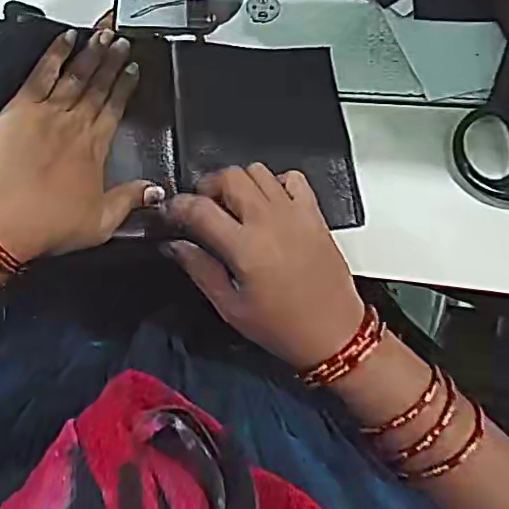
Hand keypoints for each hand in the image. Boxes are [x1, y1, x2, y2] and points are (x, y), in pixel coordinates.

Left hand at [0, 27, 162, 263]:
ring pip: (75, 74)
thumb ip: (129, 202)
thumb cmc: (44, 224)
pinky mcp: (19, 108)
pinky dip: (55, 53)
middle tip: (121, 42)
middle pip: (98, 85)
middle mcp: (74, 124)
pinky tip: (65, 39)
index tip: (132, 69)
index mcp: (94, 148)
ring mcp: (47, 112)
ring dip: (90, 52)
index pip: (115, 108)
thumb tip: (155, 191)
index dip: (125, 86)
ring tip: (102, 34)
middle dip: (112, 61)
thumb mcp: (98, 224)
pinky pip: (41, 73)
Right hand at [162, 165, 366, 369]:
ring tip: (234, 205)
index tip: (171, 212)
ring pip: (257, 171)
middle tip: (202, 206)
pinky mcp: (314, 216)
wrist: (337, 336)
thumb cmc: (285, 328)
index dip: (177, 205)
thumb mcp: (230, 307)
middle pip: (228, 176)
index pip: (199, 207)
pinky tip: (268, 204)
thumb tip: (175, 246)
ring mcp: (295, 215)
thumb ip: (199, 269)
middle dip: (207, 187)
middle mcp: (270, 223)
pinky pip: (292, 179)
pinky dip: (275, 183)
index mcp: (246, 248)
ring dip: (239, 183)